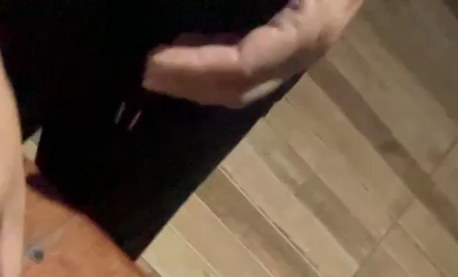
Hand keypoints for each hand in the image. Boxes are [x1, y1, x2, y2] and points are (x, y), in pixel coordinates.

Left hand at [142, 0, 361, 107]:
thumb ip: (247, 7)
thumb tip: (209, 49)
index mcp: (311, 26)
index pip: (243, 66)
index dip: (195, 69)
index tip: (154, 61)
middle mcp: (309, 46)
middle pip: (241, 87)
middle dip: (190, 85)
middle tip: (146, 74)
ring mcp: (306, 45)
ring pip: (245, 84)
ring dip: (198, 83)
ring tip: (160, 71)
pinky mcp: (297, 35)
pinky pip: (251, 65)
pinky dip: (215, 68)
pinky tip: (188, 55)